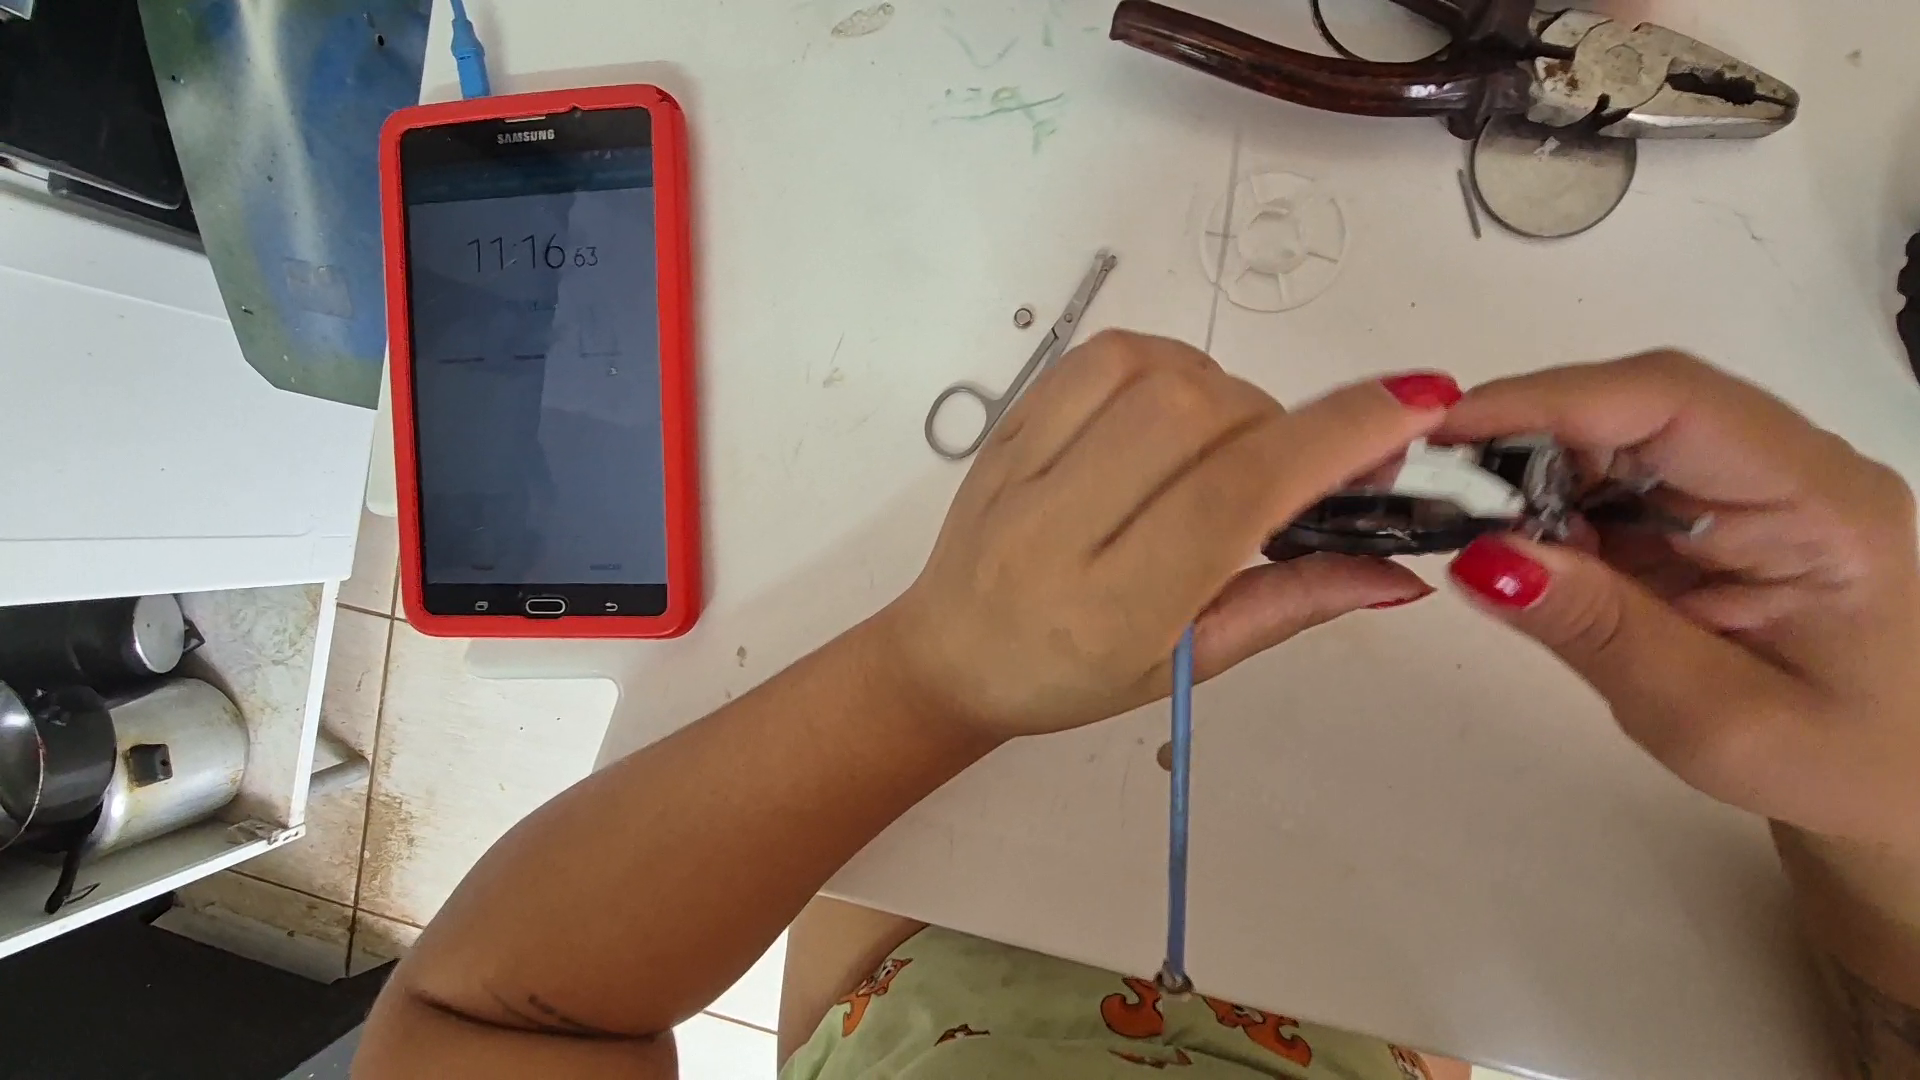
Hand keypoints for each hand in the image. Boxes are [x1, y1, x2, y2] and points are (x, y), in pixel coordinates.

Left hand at [883, 329, 1459, 742]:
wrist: (951, 656)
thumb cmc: (1065, 679)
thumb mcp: (1181, 668)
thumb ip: (1285, 607)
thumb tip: (1398, 569)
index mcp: (1109, 605)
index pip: (1231, 495)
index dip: (1333, 439)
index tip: (1414, 403)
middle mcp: (1056, 526)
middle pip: (1193, 414)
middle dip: (1274, 421)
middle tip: (1282, 464)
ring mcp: (1020, 468)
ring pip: (1147, 369)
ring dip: (1218, 387)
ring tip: (1219, 444)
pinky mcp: (1004, 430)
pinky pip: (1097, 357)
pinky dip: (1161, 363)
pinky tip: (1168, 410)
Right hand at [1435, 351, 1919, 854]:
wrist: (1899, 788)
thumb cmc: (1840, 764)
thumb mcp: (1714, 719)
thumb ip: (1598, 631)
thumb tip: (1480, 557)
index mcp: (1819, 506)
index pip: (1673, 404)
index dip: (1547, 400)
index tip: (1439, 432)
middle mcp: (1775, 471)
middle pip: (1622, 406)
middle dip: (1510, 436)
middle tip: (1418, 485)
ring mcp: (1727, 487)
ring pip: (1593, 438)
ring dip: (1510, 471)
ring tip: (1445, 518)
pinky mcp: (1684, 512)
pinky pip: (1587, 481)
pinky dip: (1524, 503)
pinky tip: (1496, 542)